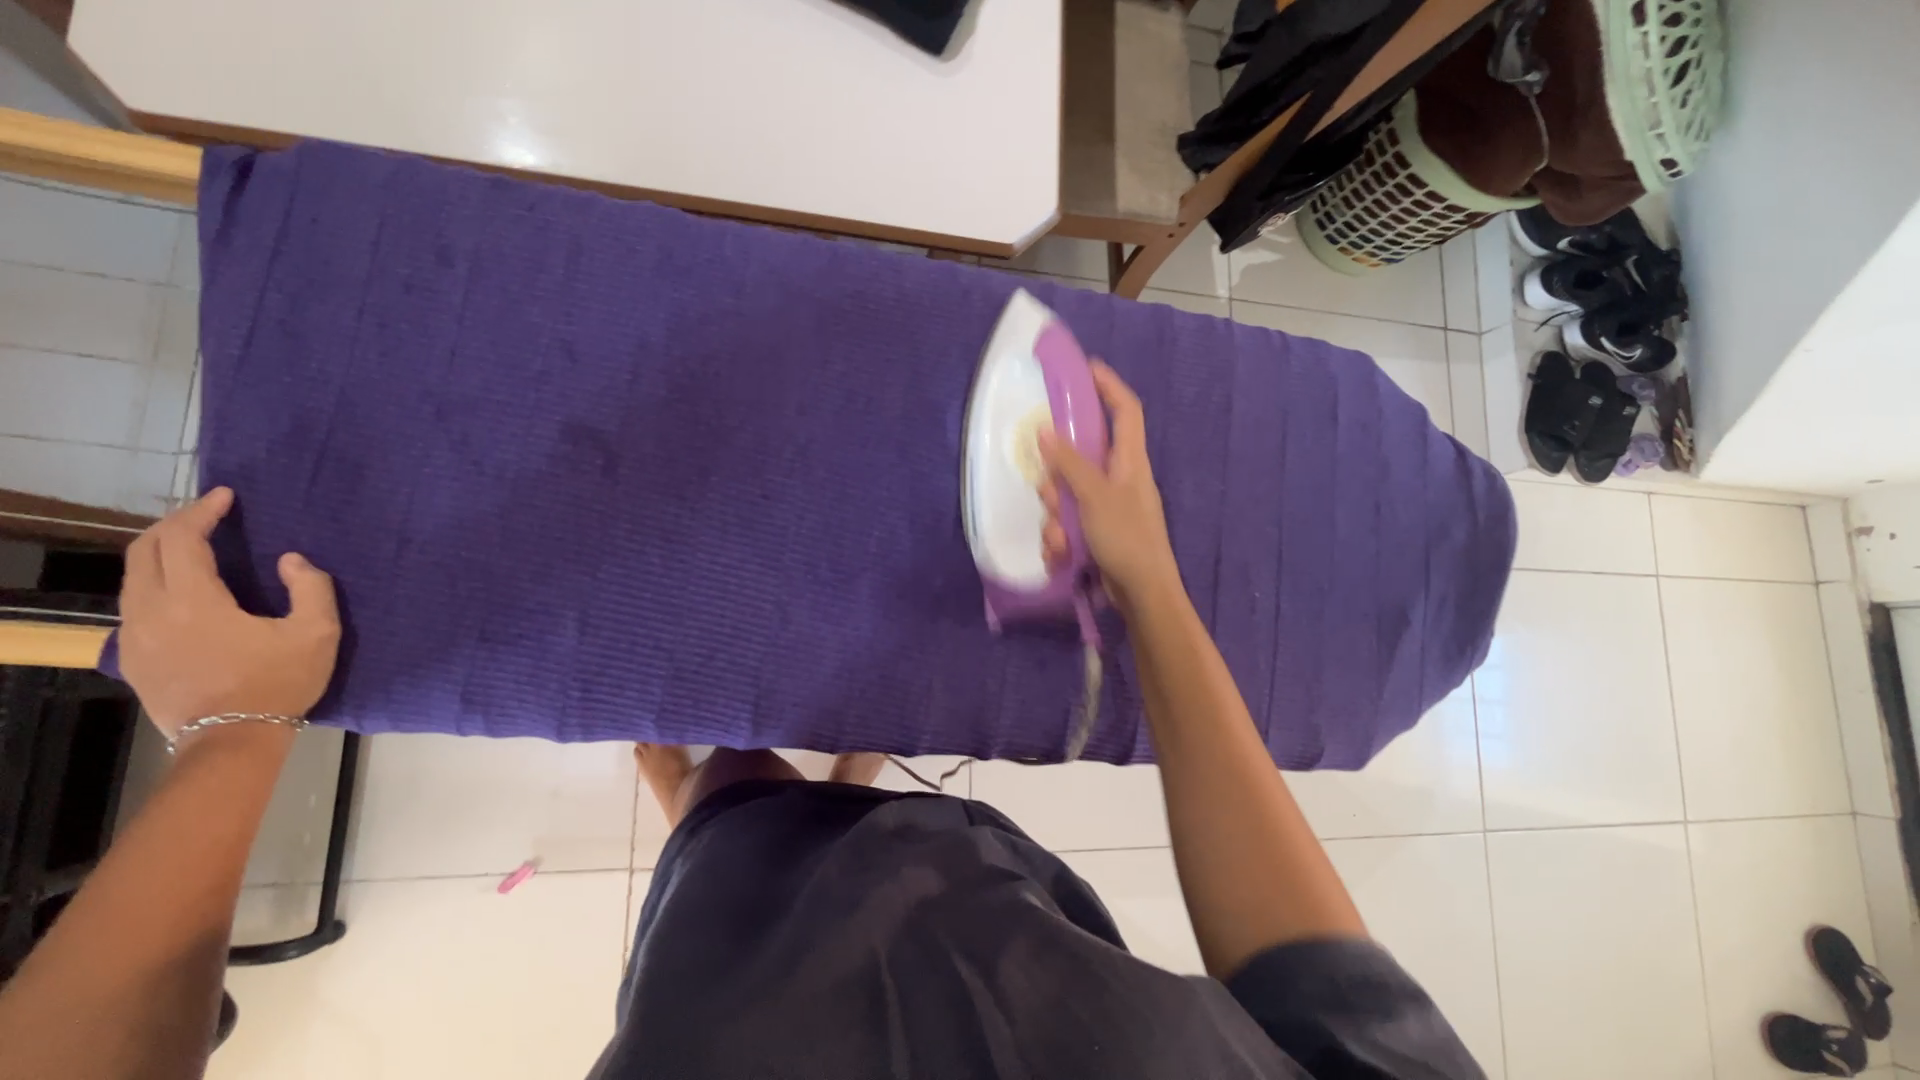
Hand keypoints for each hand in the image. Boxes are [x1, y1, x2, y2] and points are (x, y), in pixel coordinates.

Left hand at [118, 487, 340, 740]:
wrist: (232, 741)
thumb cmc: (278, 684)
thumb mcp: (318, 634)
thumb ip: (312, 588)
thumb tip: (291, 560)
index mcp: (195, 602)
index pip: (182, 539)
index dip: (202, 512)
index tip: (225, 497)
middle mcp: (152, 611)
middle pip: (143, 550)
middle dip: (173, 525)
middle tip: (206, 515)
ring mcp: (136, 635)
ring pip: (133, 577)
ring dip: (159, 553)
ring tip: (192, 547)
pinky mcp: (133, 656)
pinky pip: (135, 604)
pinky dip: (154, 582)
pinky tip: (181, 590)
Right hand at [1039, 362, 1180, 611]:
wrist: (1143, 594)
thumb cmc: (1127, 538)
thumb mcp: (1095, 496)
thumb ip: (1069, 463)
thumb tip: (1045, 430)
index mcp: (1130, 461)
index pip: (1125, 410)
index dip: (1108, 385)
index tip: (1085, 369)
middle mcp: (1120, 479)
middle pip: (1080, 457)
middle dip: (1057, 478)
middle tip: (1051, 492)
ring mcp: (1108, 508)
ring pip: (1067, 496)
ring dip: (1055, 518)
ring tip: (1061, 539)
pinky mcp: (1097, 534)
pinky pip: (1067, 525)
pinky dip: (1060, 541)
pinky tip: (1062, 557)